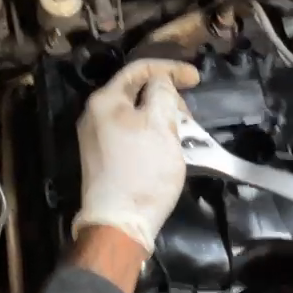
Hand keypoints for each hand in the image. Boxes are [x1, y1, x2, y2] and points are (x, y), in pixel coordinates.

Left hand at [74, 59, 200, 251]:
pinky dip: (152, 134)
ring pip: (136, 115)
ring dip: (162, 118)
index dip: (171, 69)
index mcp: (105, 101)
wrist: (119, 223)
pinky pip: (131, 134)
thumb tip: (161, 82)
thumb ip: (163, 93)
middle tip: (189, 117)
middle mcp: (95, 115)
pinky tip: (168, 148)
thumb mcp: (160, 124)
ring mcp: (97, 138)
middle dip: (167, 98)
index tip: (197, 79)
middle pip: (137, 92)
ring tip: (183, 135)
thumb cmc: (143, 170)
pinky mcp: (104, 158)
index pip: (139, 69)